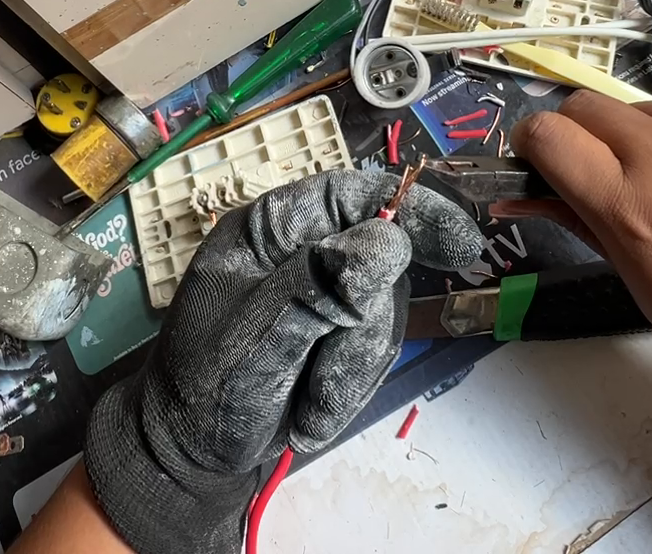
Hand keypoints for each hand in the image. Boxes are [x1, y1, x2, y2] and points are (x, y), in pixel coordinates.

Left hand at [85, 170, 482, 553]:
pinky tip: (310, 410)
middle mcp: (300, 250)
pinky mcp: (335, 332)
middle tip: (328, 372)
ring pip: (380, 313)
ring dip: (350, 368)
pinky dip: (347, 387)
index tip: (461, 244)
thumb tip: (388, 240)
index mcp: (268, 229)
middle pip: (376, 263)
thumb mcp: (254, 334)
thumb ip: (319, 285)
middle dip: (360, 329)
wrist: (190, 455)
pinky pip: (372, 349)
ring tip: (306, 405)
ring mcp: (321, 292)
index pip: (348, 195)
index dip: (408, 208)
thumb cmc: (203, 385)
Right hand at [512, 91, 651, 425]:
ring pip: (645, 109)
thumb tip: (525, 196)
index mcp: (636, 210)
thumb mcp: (650, 293)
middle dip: (576, 135)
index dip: (531, 144)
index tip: (541, 165)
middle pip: (584, 104)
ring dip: (639, 140)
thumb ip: (585, 228)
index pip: (546, 134)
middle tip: (604, 177)